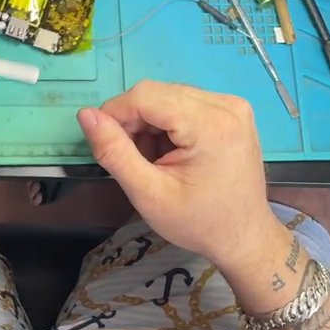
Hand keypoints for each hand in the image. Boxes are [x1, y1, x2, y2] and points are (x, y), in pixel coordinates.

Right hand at [77, 81, 283, 270]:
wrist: (243, 236)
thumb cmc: (197, 222)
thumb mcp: (148, 194)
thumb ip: (114, 152)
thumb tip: (86, 115)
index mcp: (209, 124)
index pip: (145, 96)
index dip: (115, 114)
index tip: (105, 144)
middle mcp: (225, 104)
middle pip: (157, 93)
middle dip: (134, 122)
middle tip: (133, 159)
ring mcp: (233, 105)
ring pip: (168, 96)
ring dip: (150, 123)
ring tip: (155, 160)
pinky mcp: (233, 111)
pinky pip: (186, 103)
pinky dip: (168, 124)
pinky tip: (172, 153)